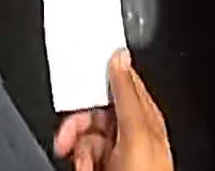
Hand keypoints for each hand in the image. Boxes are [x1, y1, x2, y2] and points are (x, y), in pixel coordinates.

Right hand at [52, 51, 172, 170]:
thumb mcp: (136, 132)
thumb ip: (127, 92)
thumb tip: (119, 54)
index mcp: (145, 118)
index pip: (119, 82)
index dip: (97, 78)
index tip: (78, 80)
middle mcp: (132, 135)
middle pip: (96, 110)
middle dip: (79, 121)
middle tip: (69, 133)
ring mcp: (119, 157)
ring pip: (87, 136)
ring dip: (78, 148)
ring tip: (82, 164)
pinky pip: (84, 158)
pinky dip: (80, 164)